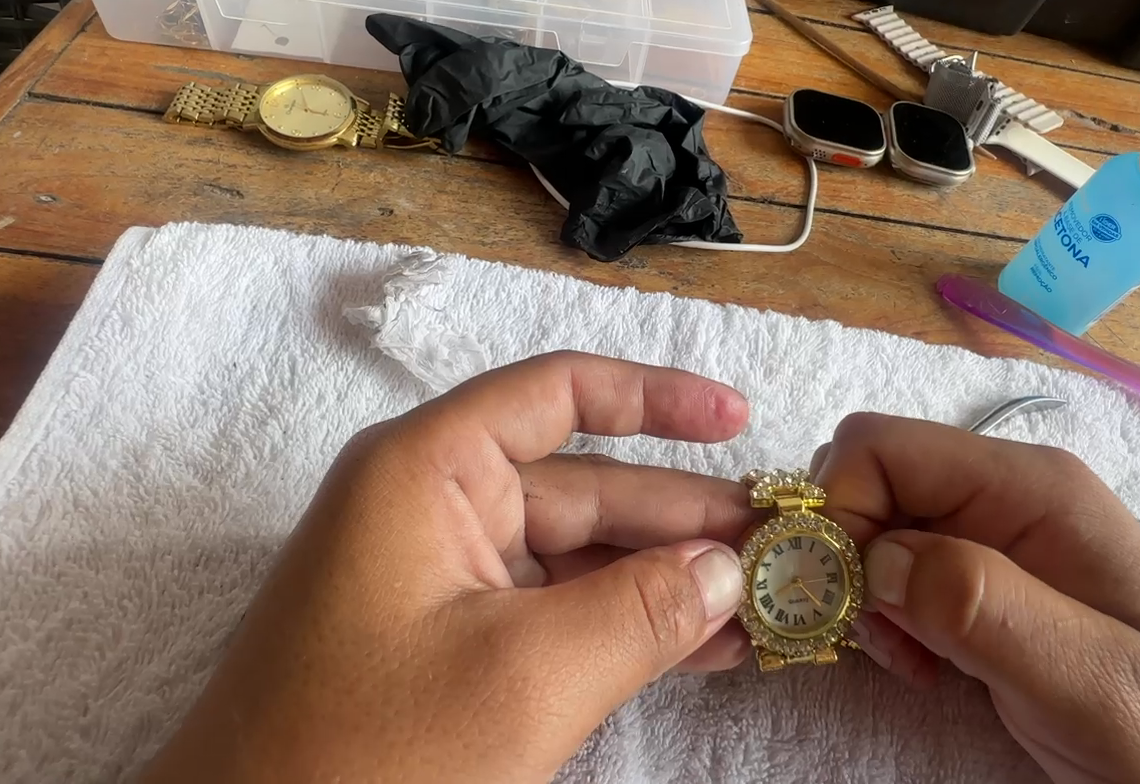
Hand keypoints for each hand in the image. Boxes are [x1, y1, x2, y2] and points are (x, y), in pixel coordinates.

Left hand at [140, 352, 756, 783]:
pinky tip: (704, 642)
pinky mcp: (453, 634)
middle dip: (680, 511)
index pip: (558, 393)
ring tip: (759, 596)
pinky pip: (557, 605)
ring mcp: (445, 571)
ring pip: (578, 550)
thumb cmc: (365, 762)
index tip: (737, 419)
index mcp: (427, 466)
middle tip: (773, 534)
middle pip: (583, 480)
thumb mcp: (521, 680)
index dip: (655, 396)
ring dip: (664, 574)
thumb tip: (729, 568)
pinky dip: (626, 621)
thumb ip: (639, 611)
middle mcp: (435, 499)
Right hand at [812, 414, 1139, 783]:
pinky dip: (881, 609)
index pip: (881, 445)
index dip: (842, 507)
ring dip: (862, 587)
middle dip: (847, 550)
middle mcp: (998, 487)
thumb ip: (991, 611)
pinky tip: (922, 660)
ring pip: (869, 520)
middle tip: (880, 633)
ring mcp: (987, 525)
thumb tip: (879, 560)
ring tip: (910, 657)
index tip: (852, 597)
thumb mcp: (1099, 685)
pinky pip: (888, 562)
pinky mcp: (975, 567)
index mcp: (1029, 484)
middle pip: (868, 476)